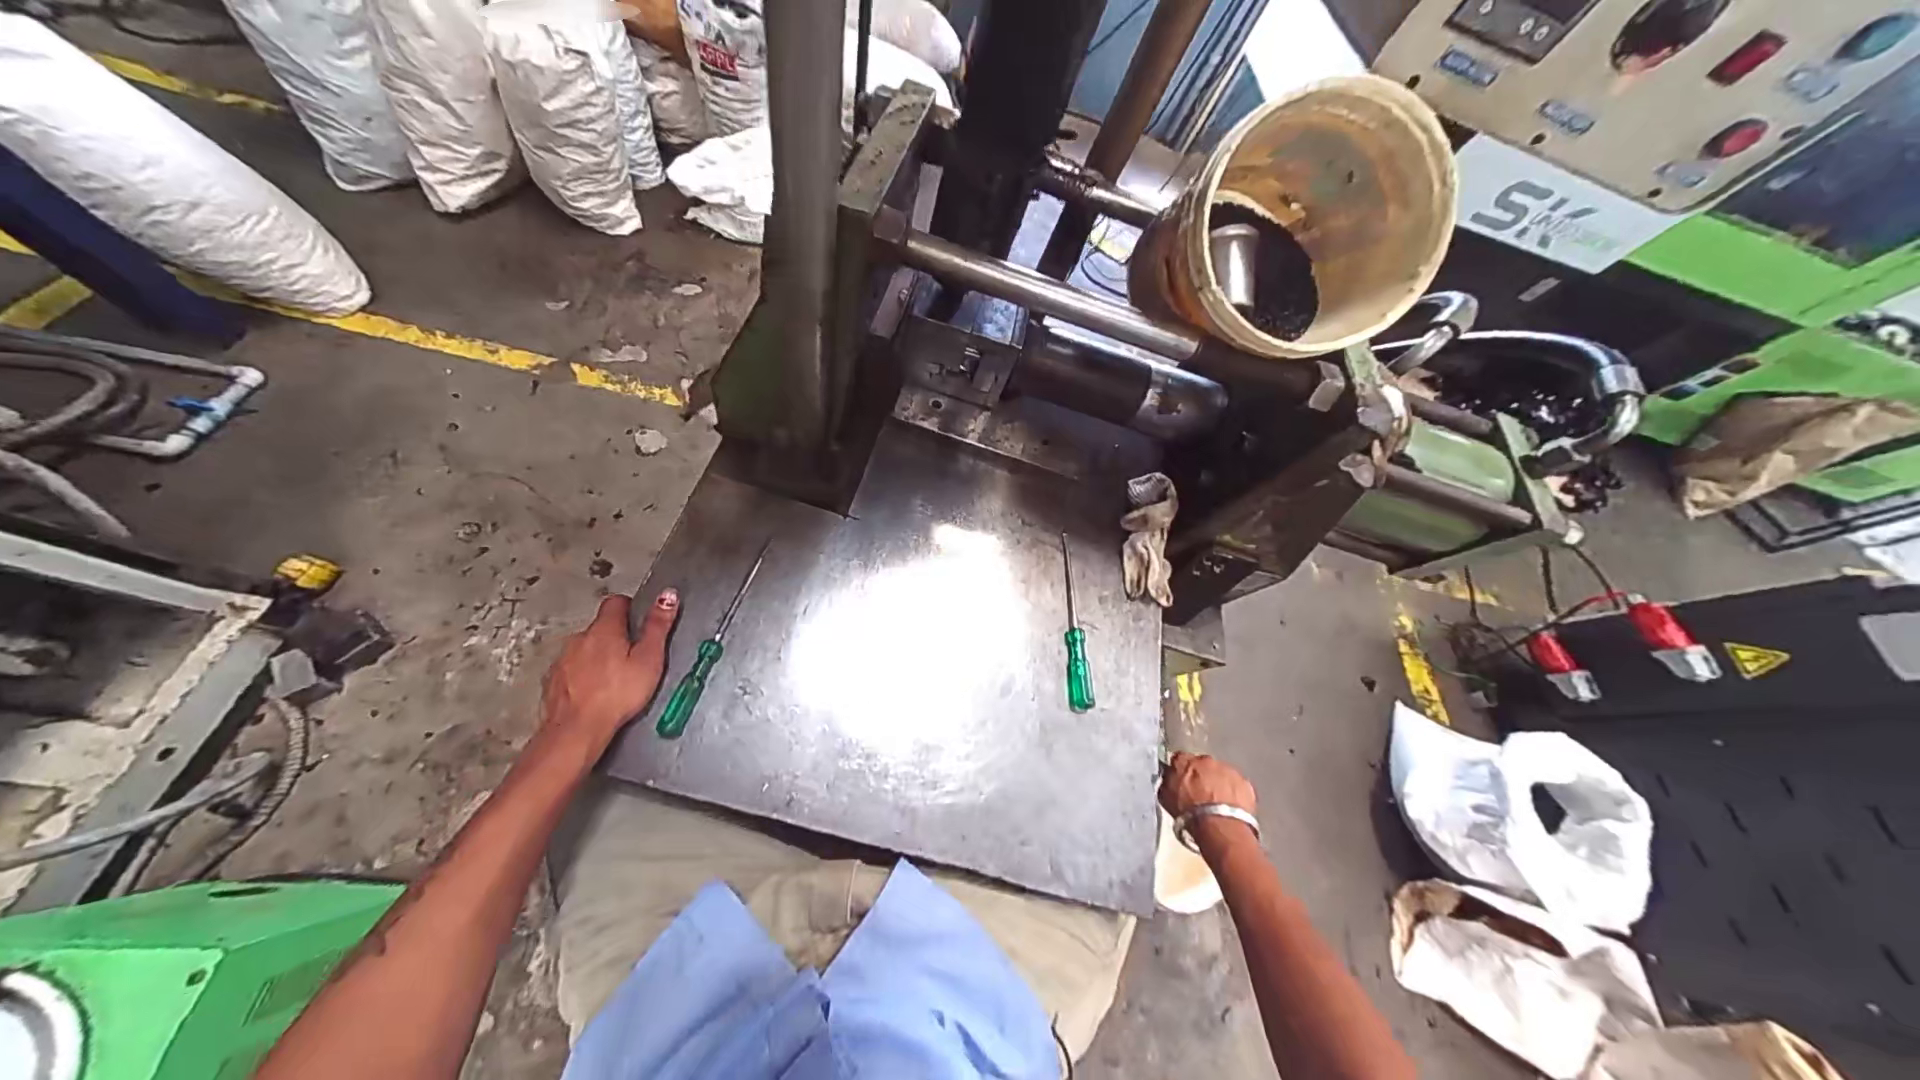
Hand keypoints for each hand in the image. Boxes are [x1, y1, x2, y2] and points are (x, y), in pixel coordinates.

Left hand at [541, 590, 678, 745]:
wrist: (578, 730)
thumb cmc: (617, 695)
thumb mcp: (649, 659)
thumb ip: (658, 626)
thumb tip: (667, 596)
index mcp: (605, 629)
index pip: (616, 602)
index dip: (630, 608)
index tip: (640, 619)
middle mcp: (579, 639)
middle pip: (600, 627)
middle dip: (616, 636)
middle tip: (634, 656)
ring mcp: (563, 660)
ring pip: (585, 649)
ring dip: (599, 656)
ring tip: (617, 678)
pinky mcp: (553, 681)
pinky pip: (572, 669)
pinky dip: (584, 675)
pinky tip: (597, 691)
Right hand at [1159, 751, 1256, 818]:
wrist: (1220, 827)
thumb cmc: (1189, 814)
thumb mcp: (1165, 798)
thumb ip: (1167, 781)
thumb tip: (1169, 777)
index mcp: (1184, 761)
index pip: (1179, 759)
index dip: (1180, 771)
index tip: (1181, 781)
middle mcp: (1206, 760)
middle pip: (1202, 764)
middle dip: (1201, 776)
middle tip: (1200, 794)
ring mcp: (1228, 770)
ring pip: (1222, 774)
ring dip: (1218, 784)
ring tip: (1217, 804)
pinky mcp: (1245, 783)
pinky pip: (1237, 786)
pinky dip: (1234, 793)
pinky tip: (1231, 808)